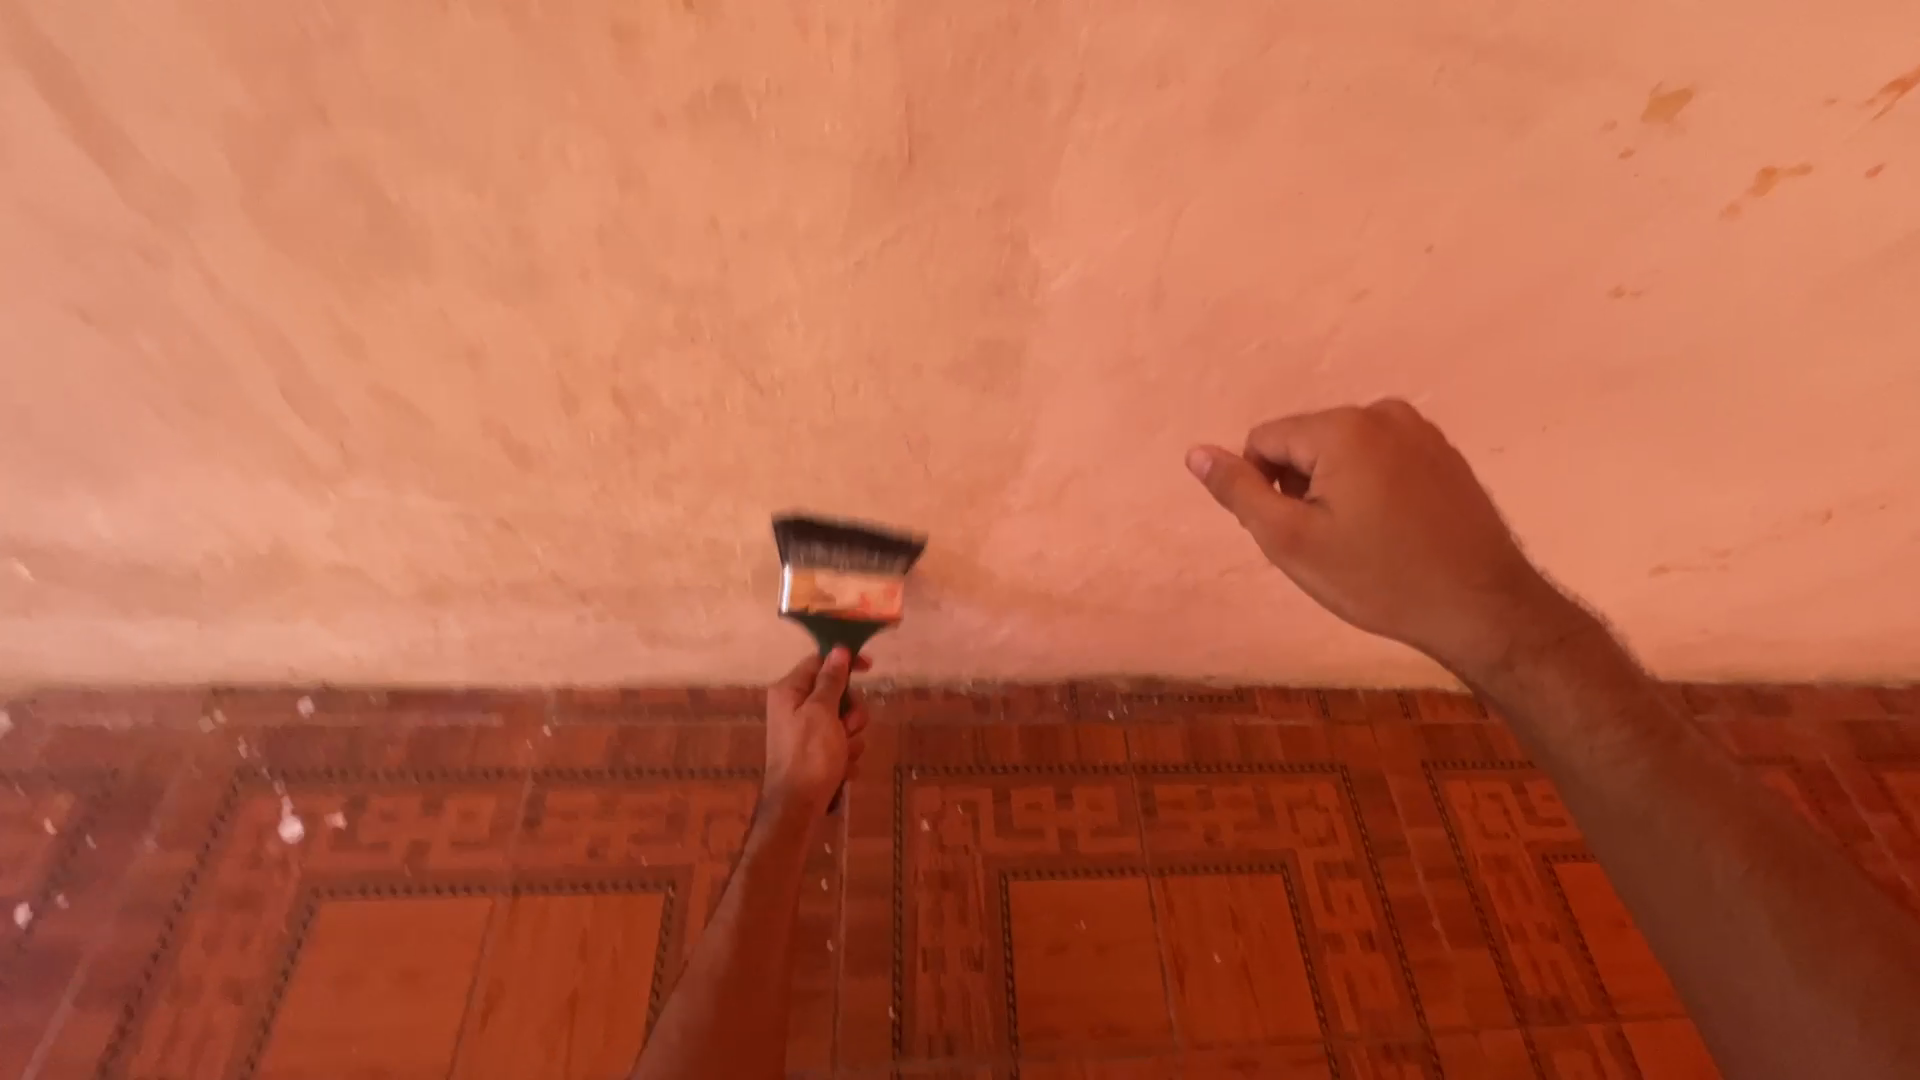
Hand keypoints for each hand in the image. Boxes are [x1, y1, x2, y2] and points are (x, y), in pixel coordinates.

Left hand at [763, 648, 871, 816]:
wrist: (797, 808)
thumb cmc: (809, 755)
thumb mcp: (822, 712)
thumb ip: (831, 680)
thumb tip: (838, 649)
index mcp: (789, 692)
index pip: (819, 662)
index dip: (843, 662)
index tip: (868, 666)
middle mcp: (794, 708)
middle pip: (835, 693)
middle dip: (850, 711)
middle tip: (847, 727)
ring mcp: (805, 733)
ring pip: (843, 720)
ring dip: (851, 736)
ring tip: (843, 753)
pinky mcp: (815, 754)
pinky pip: (841, 743)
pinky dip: (845, 755)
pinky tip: (841, 768)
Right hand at [1187, 399, 1580, 676]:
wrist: (1482, 608)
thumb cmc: (1376, 577)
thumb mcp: (1289, 539)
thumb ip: (1237, 490)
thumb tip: (1195, 452)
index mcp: (1342, 427)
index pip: (1262, 441)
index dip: (1263, 490)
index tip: (1294, 532)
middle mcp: (1383, 413)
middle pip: (1301, 444)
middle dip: (1298, 488)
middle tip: (1324, 542)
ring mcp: (1420, 431)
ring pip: (1338, 453)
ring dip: (1330, 490)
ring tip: (1357, 540)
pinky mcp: (1443, 454)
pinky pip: (1377, 460)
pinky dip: (1367, 490)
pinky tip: (1388, 531)